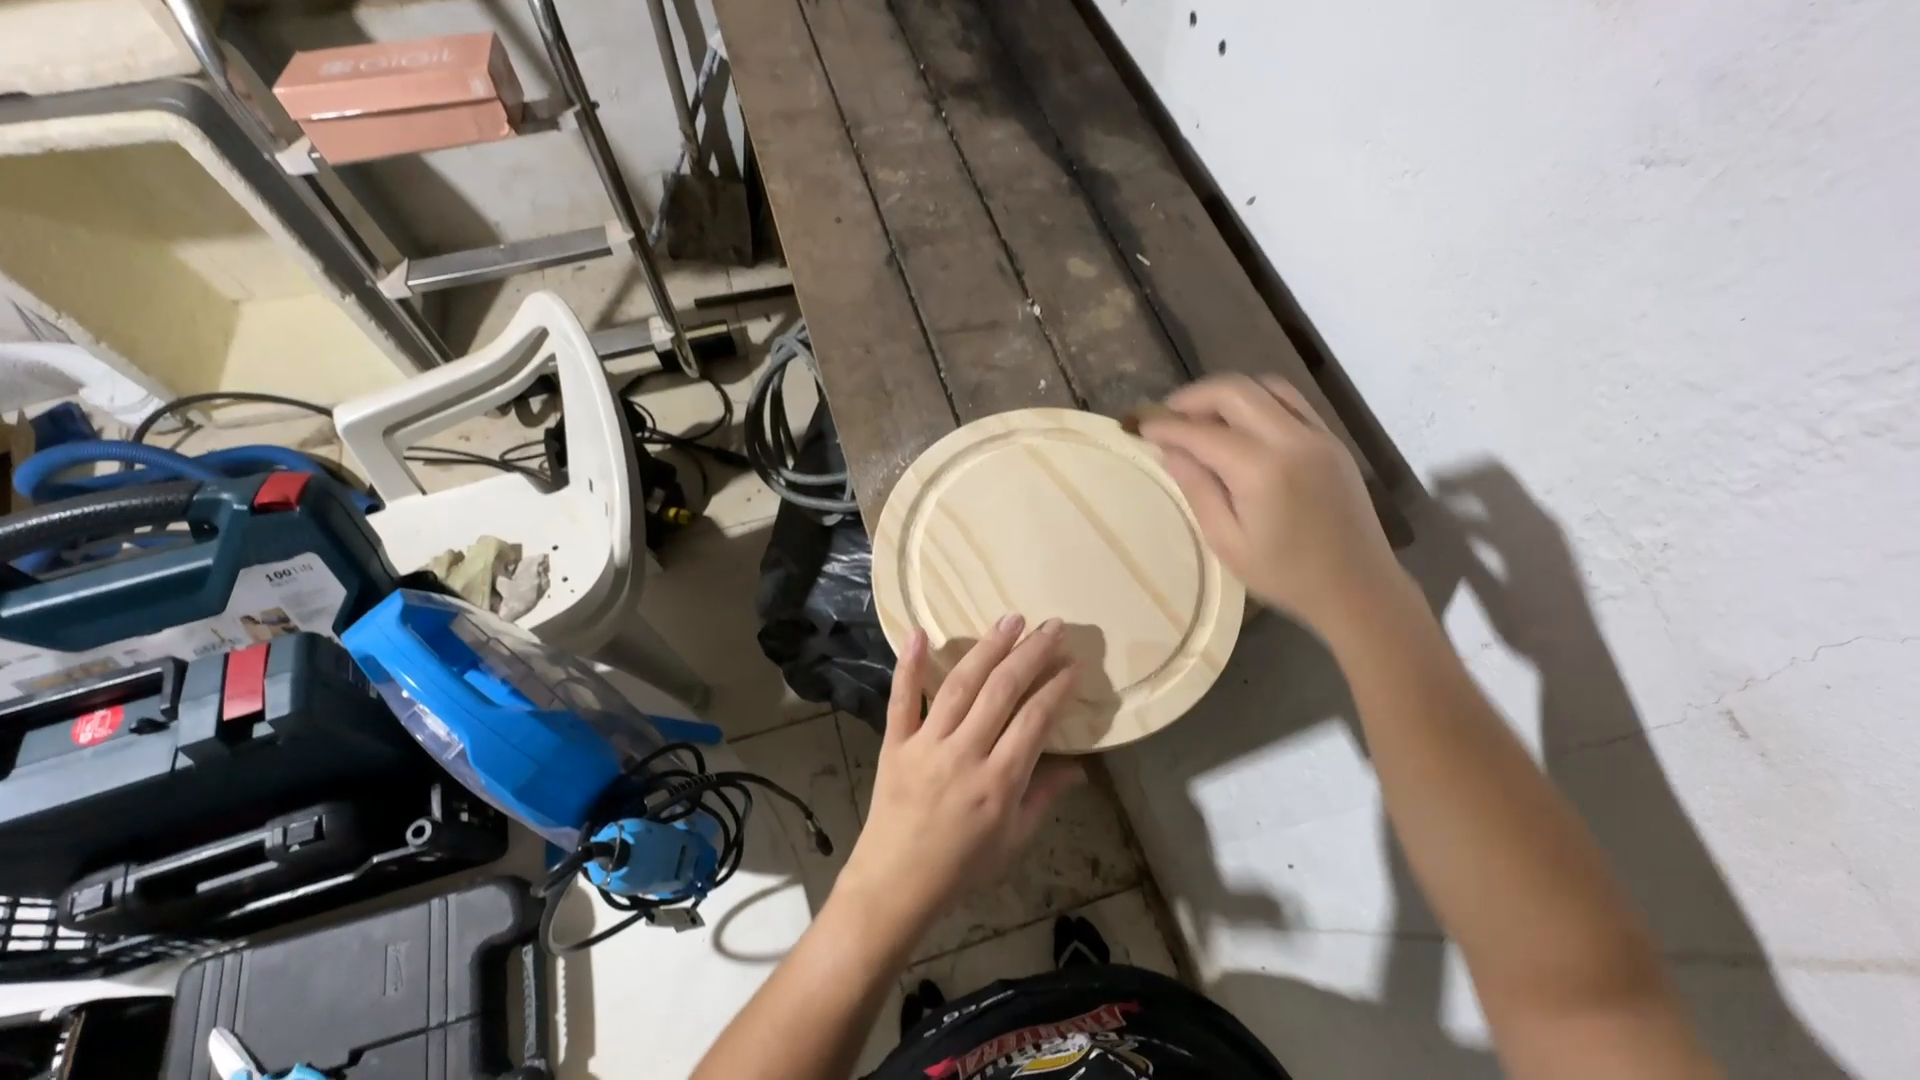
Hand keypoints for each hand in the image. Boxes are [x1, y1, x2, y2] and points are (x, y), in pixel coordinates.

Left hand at [836, 616, 1083, 935]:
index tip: (1073, 664)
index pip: (1035, 720)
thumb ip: (1044, 797)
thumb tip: (1079, 769)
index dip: (1057, 688)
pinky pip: (901, 700)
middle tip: (1052, 626)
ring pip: (960, 685)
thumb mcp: (1014, 841)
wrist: (895, 884)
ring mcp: (926, 745)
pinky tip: (920, 632)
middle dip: (1031, 654)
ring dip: (987, 648)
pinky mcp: (894, 744)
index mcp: (999, 782)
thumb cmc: (961, 867)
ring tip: (1010, 619)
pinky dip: (909, 665)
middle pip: (1002, 692)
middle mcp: (965, 754)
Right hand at [1139, 374, 1400, 634]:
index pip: (1202, 433)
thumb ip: (1198, 491)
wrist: (1357, 587)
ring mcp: (1317, 435)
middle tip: (1167, 416)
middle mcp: (1292, 440)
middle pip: (1234, 391)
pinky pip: (1290, 401)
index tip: (1141, 427)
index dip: (1167, 427)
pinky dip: (1258, 401)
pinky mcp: (1331, 440)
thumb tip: (1172, 452)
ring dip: (1227, 394)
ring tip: (1202, 418)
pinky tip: (1241, 425)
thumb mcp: (1228, 543)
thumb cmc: (1286, 576)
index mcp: (1262, 471)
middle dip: (1193, 397)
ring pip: (1265, 386)